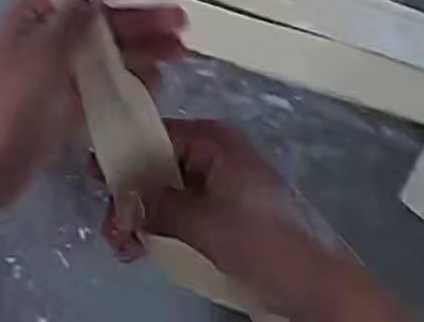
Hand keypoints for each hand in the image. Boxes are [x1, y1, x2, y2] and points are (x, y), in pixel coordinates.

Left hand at [0, 0, 186, 213]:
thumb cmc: (10, 99)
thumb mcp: (43, 52)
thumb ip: (74, 19)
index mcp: (37, 16)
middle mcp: (49, 39)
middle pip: (101, 23)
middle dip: (140, 21)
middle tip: (180, 23)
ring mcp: (58, 73)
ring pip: (106, 55)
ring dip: (141, 51)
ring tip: (178, 53)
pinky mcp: (64, 105)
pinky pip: (102, 86)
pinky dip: (126, 82)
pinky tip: (155, 83)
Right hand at [101, 119, 404, 320]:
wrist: (327, 290)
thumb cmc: (269, 244)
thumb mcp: (208, 225)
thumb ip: (161, 206)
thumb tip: (122, 196)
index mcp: (214, 141)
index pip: (157, 133)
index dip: (124, 154)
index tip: (96, 179)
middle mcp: (216, 153)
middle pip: (159, 163)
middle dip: (131, 194)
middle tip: (112, 230)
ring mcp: (221, 184)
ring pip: (168, 190)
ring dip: (143, 215)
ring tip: (126, 246)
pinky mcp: (226, 213)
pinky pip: (184, 210)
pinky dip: (163, 226)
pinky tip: (146, 248)